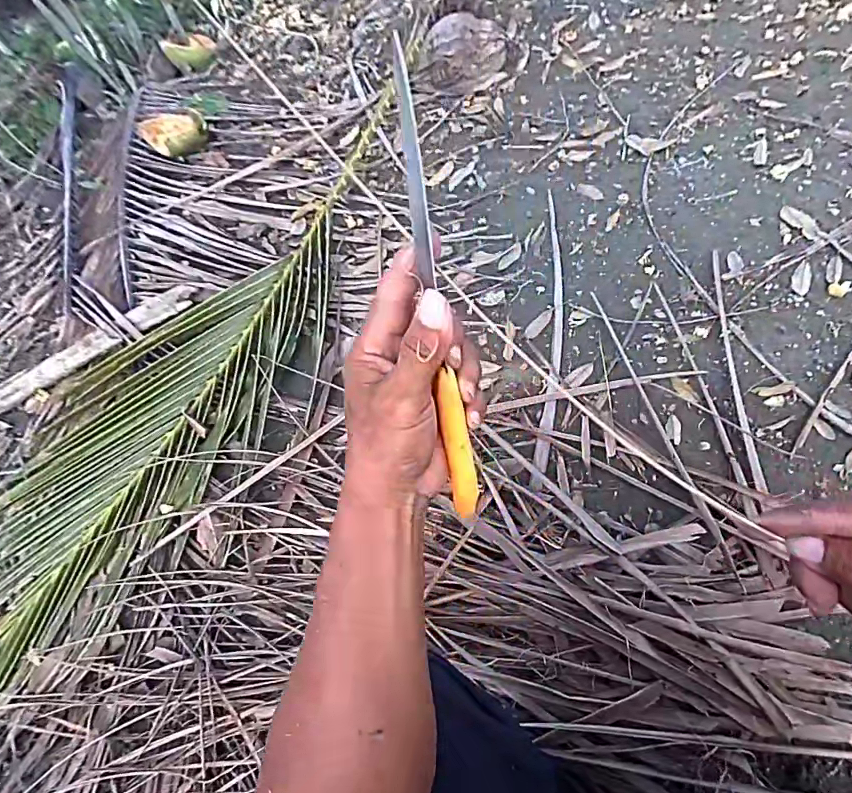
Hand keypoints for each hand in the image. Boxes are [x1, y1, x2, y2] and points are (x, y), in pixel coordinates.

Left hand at [343, 246, 481, 505]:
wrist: (400, 491)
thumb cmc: (382, 447)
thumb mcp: (400, 394)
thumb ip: (420, 349)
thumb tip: (435, 304)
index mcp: (377, 349)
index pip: (397, 294)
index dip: (414, 267)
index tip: (429, 242)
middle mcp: (402, 356)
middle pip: (441, 321)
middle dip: (455, 343)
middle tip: (453, 367)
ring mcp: (426, 377)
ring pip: (461, 352)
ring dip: (469, 376)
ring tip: (461, 401)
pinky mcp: (446, 399)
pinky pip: (471, 383)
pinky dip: (474, 400)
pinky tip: (464, 418)